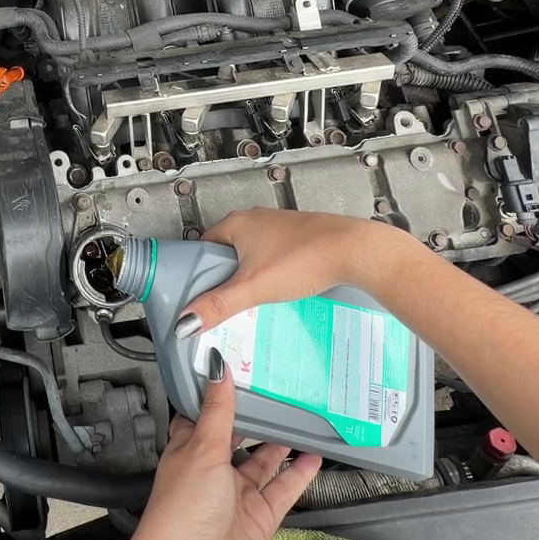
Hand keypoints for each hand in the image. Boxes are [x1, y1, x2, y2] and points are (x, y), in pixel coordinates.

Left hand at [124, 348, 321, 539]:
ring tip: (299, 417)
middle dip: (255, 417)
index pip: (206, 411)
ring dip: (281, 442)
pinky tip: (313, 457)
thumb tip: (217, 368)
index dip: (221, 392)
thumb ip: (217, 410)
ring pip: (263, 461)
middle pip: (238, 435)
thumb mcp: (202, 448)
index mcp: (190, 445)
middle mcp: (213, 467)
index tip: (239, 369)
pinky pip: (283, 489)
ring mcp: (237, 492)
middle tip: (276, 391)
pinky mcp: (259, 516)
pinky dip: (300, 473)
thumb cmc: (181, 510)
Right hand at [178, 209, 424, 336]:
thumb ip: (218, 305)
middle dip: (224, 276)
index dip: (197, 269)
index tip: (197, 291)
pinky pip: (273, 254)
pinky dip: (271, 271)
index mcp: (236, 223)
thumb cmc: (305, 258)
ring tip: (253, 299)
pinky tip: (280, 288)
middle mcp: (255, 219)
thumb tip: (185, 321)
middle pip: (227, 250)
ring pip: (252, 253)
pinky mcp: (298, 236)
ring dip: (249, 274)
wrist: (353, 251)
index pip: (203, 245)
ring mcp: (278, 227)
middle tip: (224, 301)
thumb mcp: (253, 288)